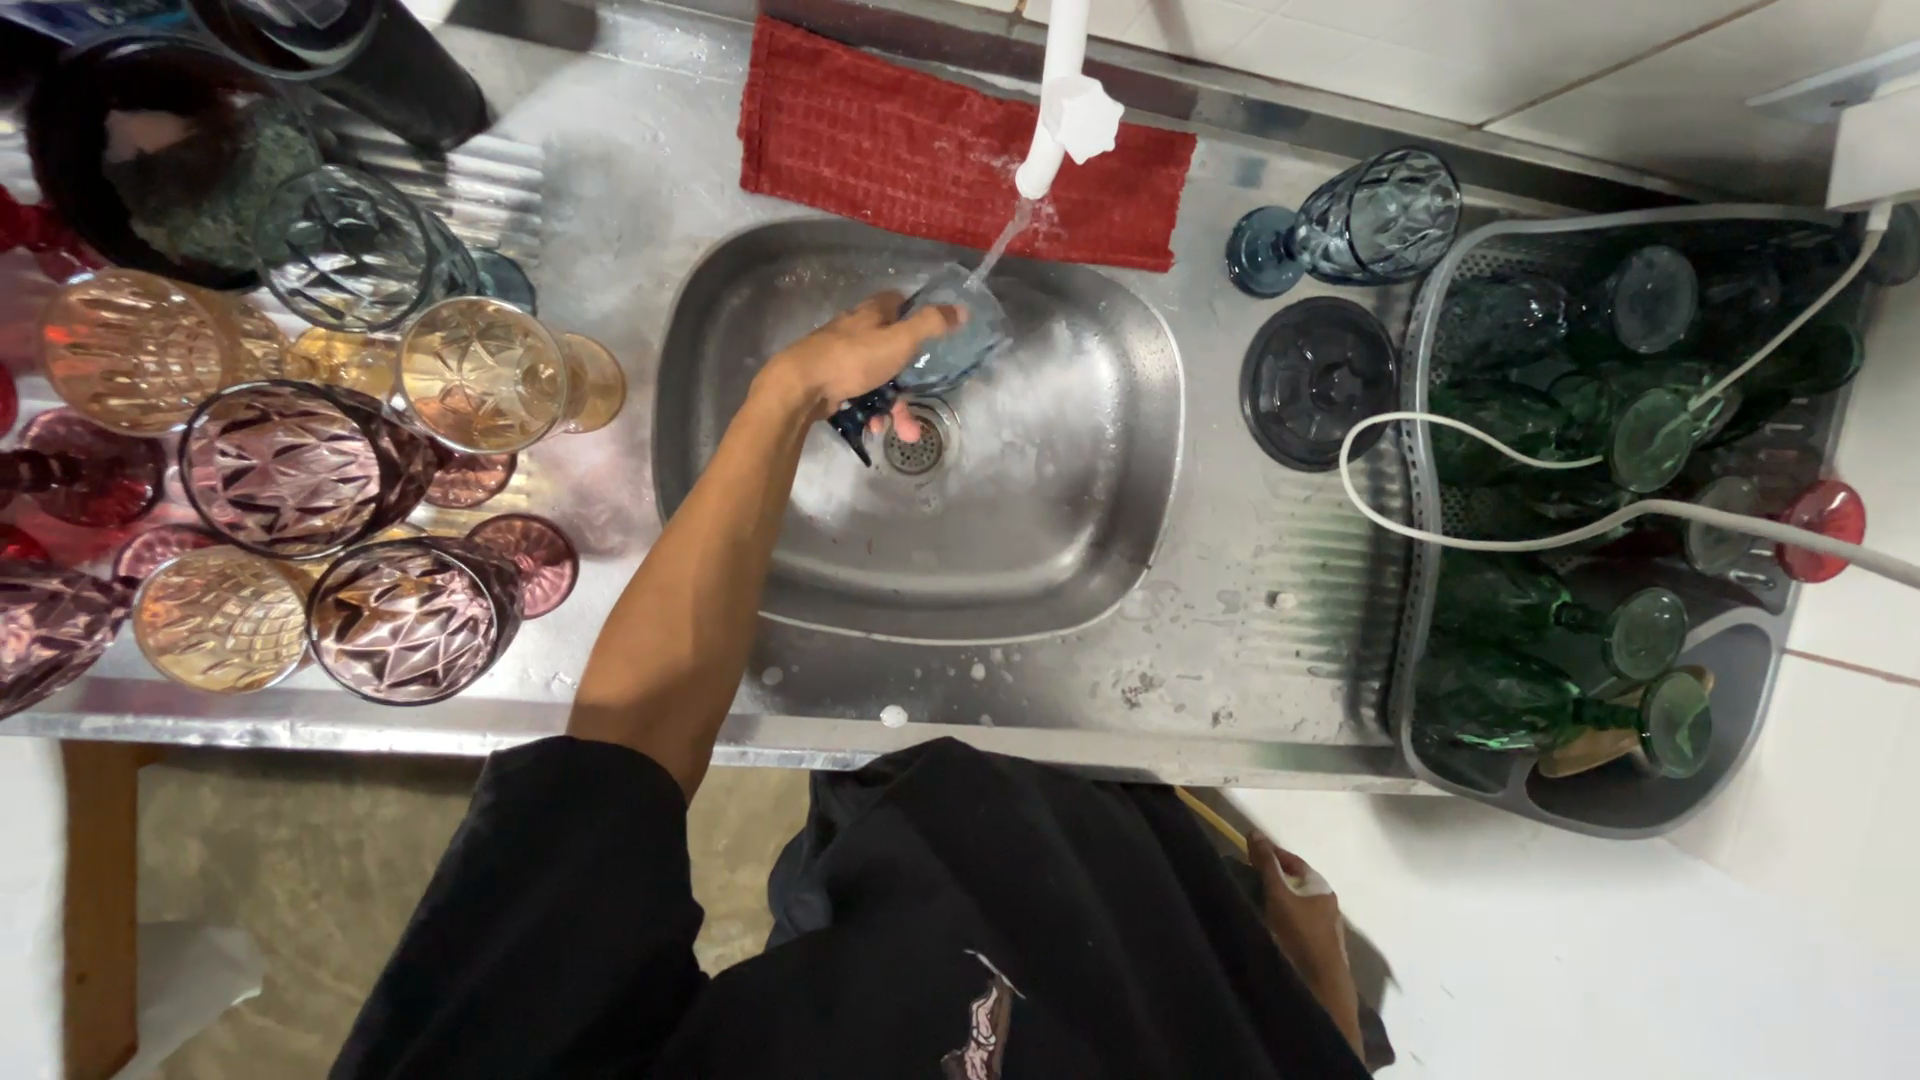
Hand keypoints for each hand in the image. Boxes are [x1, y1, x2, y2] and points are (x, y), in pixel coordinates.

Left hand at [753, 291, 963, 440]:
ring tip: (904, 431)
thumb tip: (962, 309)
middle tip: (921, 402)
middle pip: (892, 351)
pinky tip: (875, 427)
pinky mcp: (831, 382)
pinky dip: (871, 411)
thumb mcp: (899, 340)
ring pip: (878, 380)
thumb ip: (931, 324)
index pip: (897, 302)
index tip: (932, 334)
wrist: (801, 385)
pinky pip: (860, 396)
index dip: (916, 314)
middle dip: (909, 383)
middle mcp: (855, 331)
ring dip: (893, 406)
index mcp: (871, 313)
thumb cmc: (853, 358)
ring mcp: (841, 358)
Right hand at [1250, 832, 1362, 1057]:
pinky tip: (1270, 925)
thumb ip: (1266, 864)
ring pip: (1297, 904)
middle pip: (1295, 882)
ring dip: (1277, 899)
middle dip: (1272, 877)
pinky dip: (1282, 917)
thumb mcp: (1278, 894)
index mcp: (1320, 887)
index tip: (1249, 853)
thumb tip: (1255, 831)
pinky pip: (1298, 922)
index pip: (1293, 860)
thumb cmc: (1299, 932)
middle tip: (1248, 876)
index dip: (1271, 854)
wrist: (1322, 986)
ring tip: (1255, 900)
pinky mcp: (1320, 947)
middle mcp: (1327, 904)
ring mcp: (1326, 927)